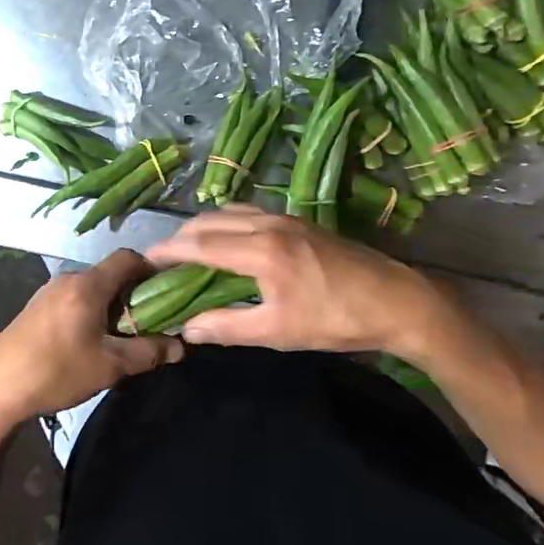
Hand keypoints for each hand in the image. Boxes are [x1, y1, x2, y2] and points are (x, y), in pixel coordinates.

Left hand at [0, 250, 184, 430]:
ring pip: (92, 289)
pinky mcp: (35, 309)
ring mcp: (48, 293)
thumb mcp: (110, 366)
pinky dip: (91, 312)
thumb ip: (149, 352)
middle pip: (110, 274)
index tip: (169, 293)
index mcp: (87, 285)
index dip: (152, 269)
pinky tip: (92, 341)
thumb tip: (181, 346)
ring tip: (124, 337)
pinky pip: (74, 300)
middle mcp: (67, 279)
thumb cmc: (57, 372)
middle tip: (151, 323)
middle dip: (135, 294)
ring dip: (112, 306)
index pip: (128, 258)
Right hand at [146, 205, 483, 363]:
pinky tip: (228, 241)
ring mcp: (287, 218)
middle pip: (210, 221)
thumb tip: (187, 328)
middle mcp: (269, 224)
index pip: (200, 244)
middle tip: (162, 258)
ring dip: (203, 226)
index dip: (168, 251)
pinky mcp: (300, 221)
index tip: (144, 260)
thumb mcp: (279, 332)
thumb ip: (227, 327)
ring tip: (189, 248)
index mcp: (261, 251)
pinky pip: (249, 212)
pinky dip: (226, 222)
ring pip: (230, 212)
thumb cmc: (336, 320)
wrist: (398, 301)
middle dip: (180, 236)